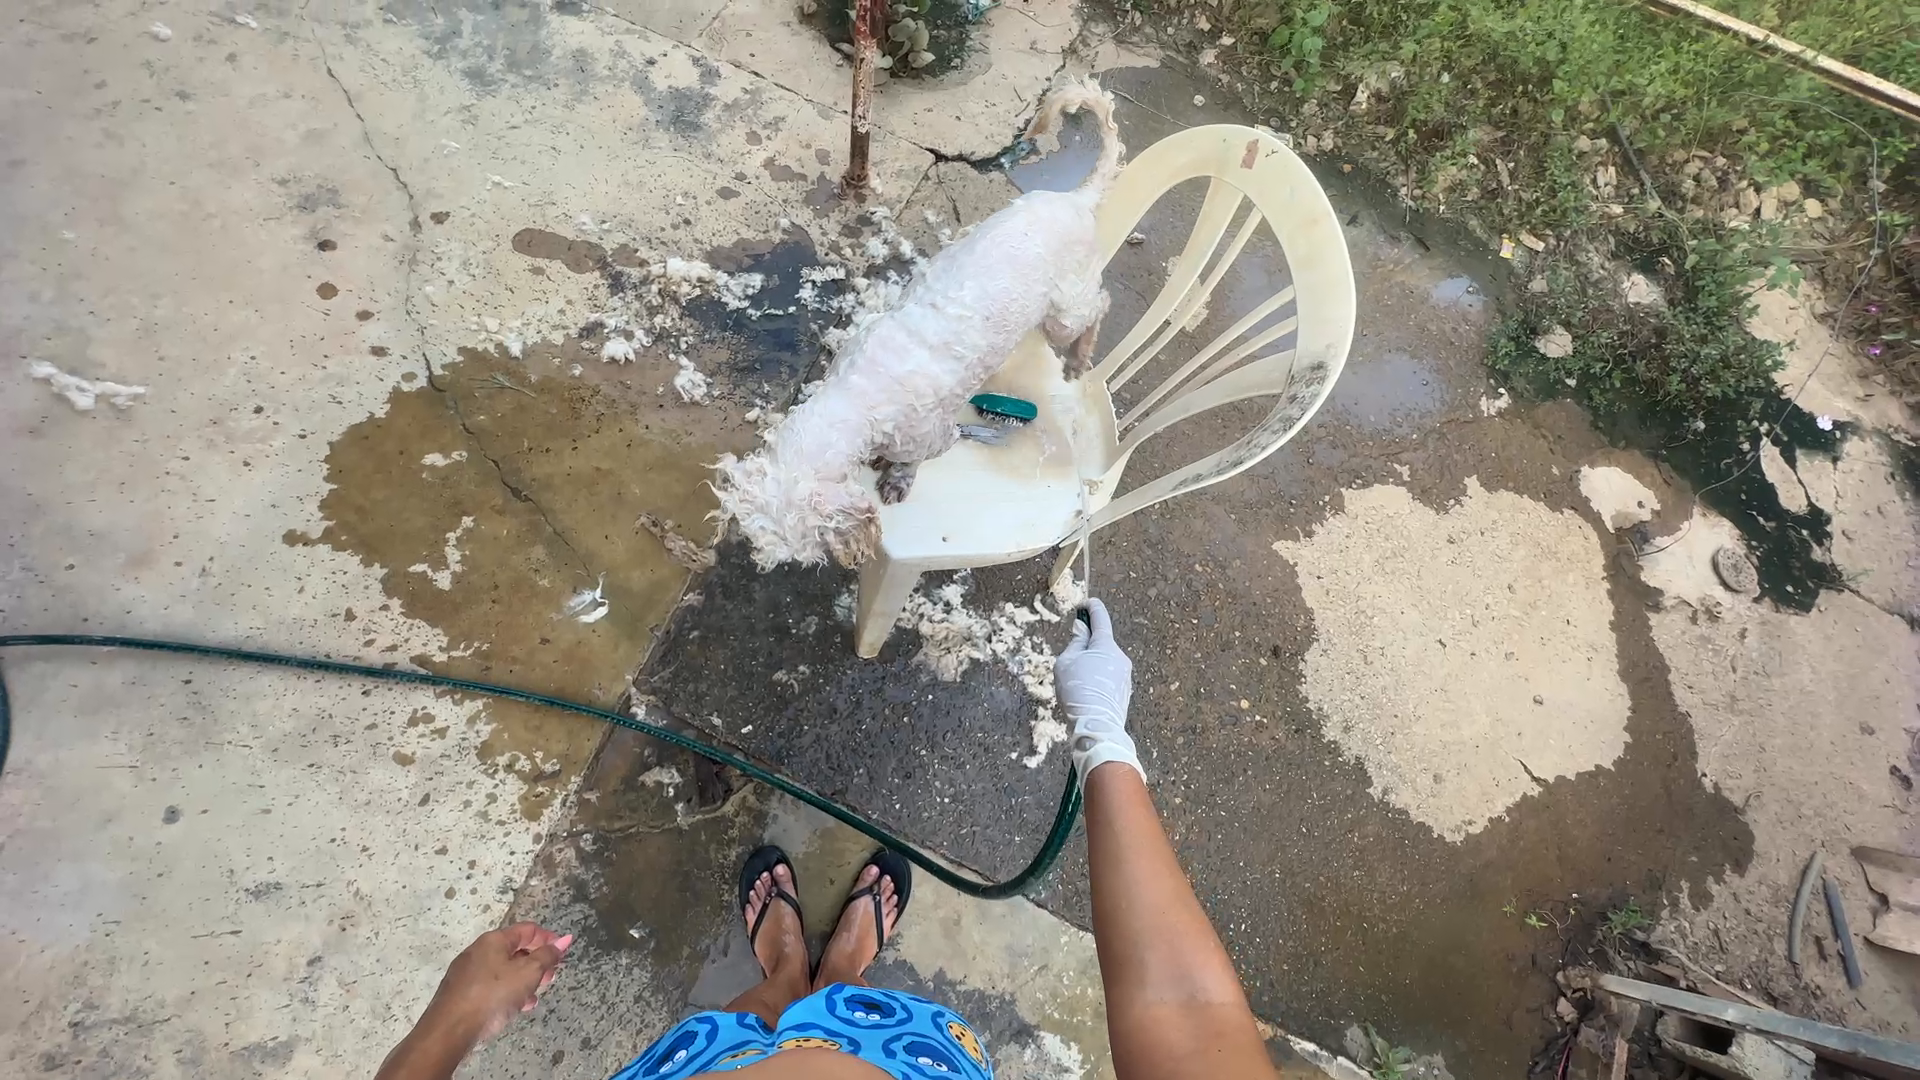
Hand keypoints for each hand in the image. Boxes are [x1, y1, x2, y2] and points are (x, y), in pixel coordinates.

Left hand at [423, 923, 574, 1047]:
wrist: (446, 1034)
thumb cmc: (492, 995)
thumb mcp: (529, 973)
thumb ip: (548, 955)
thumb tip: (565, 939)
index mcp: (494, 940)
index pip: (529, 930)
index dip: (549, 939)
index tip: (562, 953)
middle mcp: (477, 951)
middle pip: (515, 951)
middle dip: (536, 963)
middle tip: (549, 977)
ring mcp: (464, 974)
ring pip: (502, 971)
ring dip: (522, 981)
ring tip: (534, 996)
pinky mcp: (457, 995)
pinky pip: (488, 987)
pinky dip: (504, 993)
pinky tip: (513, 1008)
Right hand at [1056, 599, 1141, 781]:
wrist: (1097, 726)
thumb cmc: (1077, 691)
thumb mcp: (1066, 662)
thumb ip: (1075, 643)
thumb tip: (1082, 629)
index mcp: (1105, 645)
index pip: (1101, 618)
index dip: (1092, 608)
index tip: (1086, 602)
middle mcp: (1120, 656)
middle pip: (1101, 644)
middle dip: (1087, 646)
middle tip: (1070, 659)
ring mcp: (1125, 675)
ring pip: (1104, 662)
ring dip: (1091, 665)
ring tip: (1075, 684)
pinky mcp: (1124, 691)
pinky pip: (1108, 677)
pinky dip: (1097, 679)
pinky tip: (1085, 694)